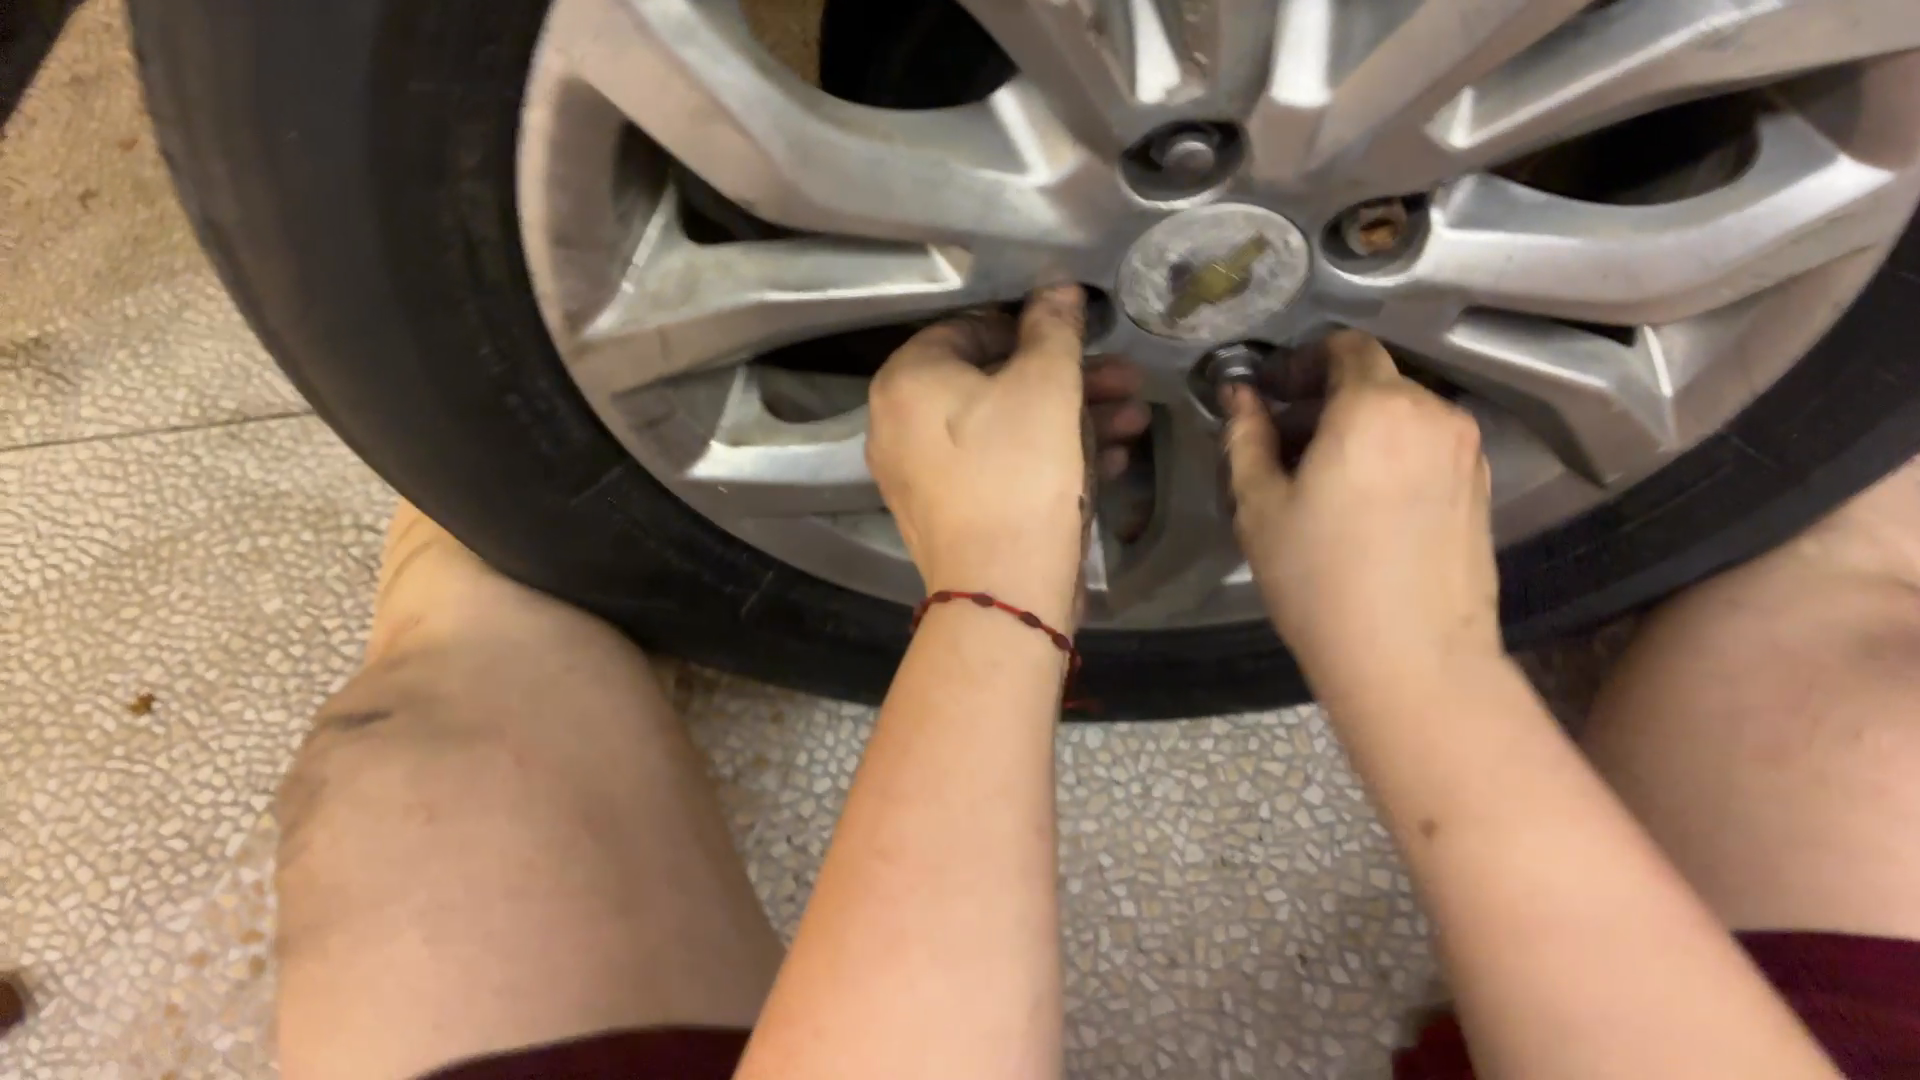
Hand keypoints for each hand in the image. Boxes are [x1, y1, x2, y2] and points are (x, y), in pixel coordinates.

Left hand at [867, 286, 1095, 630]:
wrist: (1003, 590)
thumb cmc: (1019, 472)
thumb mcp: (1046, 387)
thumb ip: (1053, 329)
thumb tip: (1058, 290)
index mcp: (907, 381)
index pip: (969, 328)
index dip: (1033, 326)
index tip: (1081, 337)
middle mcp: (900, 424)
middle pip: (996, 383)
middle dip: (1069, 380)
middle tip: (1125, 379)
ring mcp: (922, 473)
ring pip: (1005, 428)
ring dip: (1073, 420)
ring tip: (1134, 420)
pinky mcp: (949, 512)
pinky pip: (999, 467)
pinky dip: (1048, 458)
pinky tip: (1111, 460)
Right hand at [1222, 330, 1501, 692]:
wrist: (1411, 658)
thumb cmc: (1318, 578)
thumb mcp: (1259, 506)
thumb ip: (1247, 438)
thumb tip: (1240, 397)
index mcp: (1374, 407)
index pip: (1346, 348)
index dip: (1305, 362)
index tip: (1275, 395)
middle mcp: (1432, 413)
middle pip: (1376, 381)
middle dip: (1330, 399)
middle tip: (1288, 444)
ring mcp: (1467, 450)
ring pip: (1404, 416)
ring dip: (1363, 429)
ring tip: (1326, 480)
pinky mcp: (1482, 488)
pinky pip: (1429, 449)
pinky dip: (1394, 456)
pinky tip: (1367, 506)